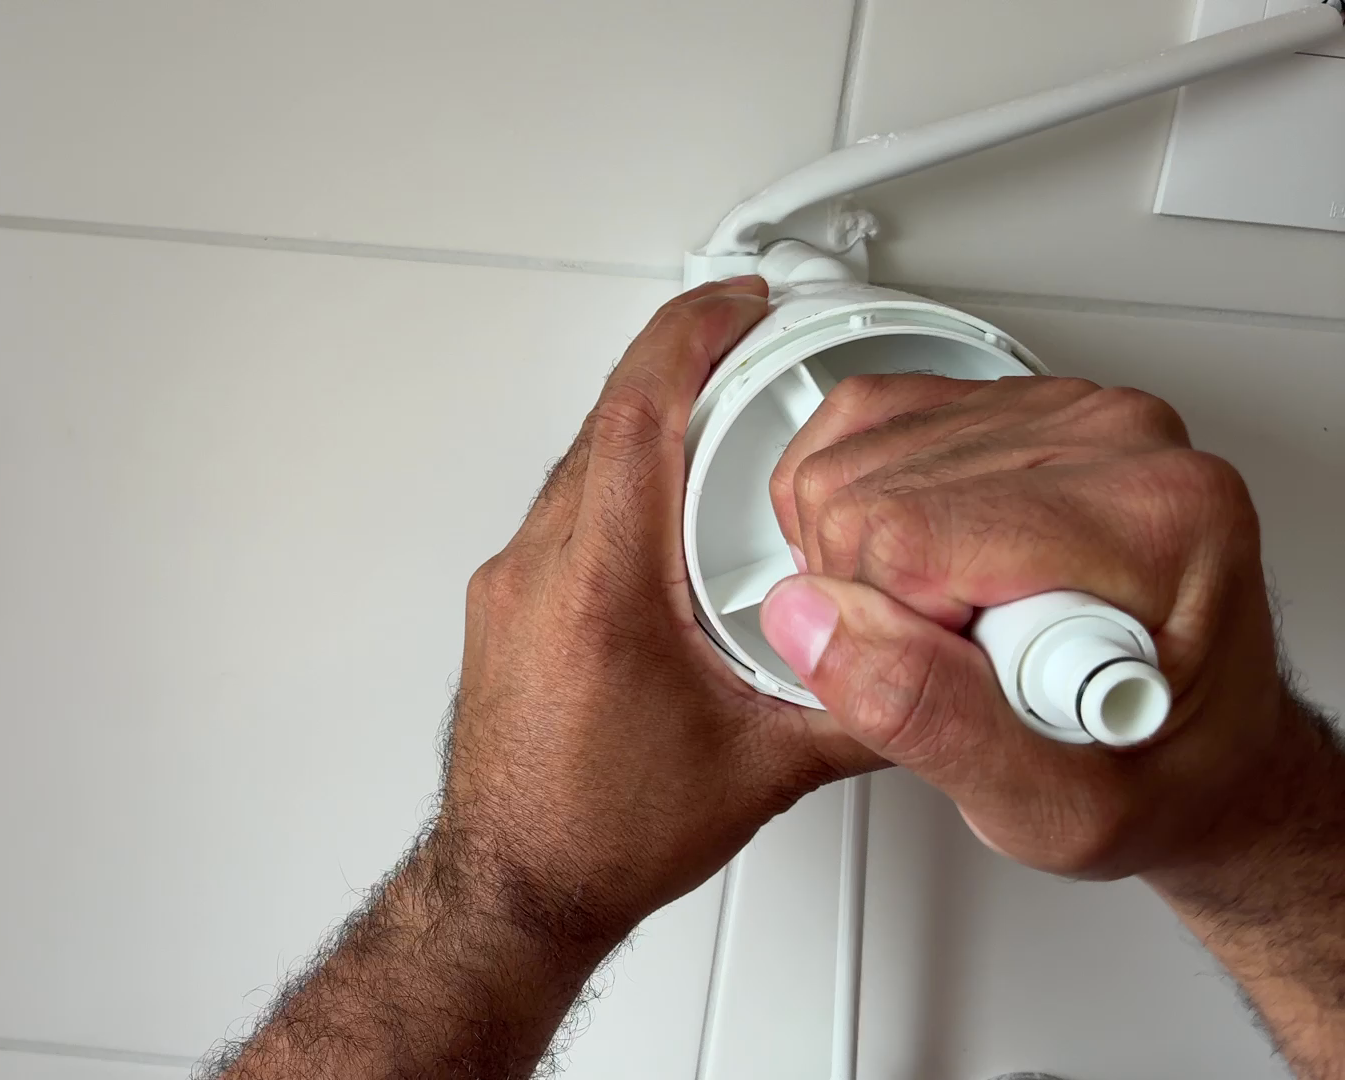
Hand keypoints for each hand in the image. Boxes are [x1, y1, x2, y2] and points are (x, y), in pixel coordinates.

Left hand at [437, 276, 876, 940]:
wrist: (517, 872)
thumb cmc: (599, 831)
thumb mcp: (758, 766)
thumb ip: (854, 703)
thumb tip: (916, 662)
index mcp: (598, 595)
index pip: (632, 419)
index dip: (683, 339)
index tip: (727, 302)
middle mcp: (535, 575)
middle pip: (601, 430)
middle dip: (671, 374)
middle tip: (733, 349)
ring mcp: (505, 585)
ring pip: (573, 469)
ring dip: (637, 433)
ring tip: (704, 427)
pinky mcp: (498, 604)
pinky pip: (554, 513)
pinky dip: (606, 487)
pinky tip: (649, 513)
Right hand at [757, 374, 1344, 1074]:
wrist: (1179, 736)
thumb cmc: (1126, 770)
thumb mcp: (1027, 798)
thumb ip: (913, 707)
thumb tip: (810, 619)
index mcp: (1133, 530)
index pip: (890, 532)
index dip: (856, 612)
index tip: (897, 658)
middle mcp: (1110, 447)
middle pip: (860, 485)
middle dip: (844, 572)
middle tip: (912, 636)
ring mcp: (1060, 415)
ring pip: (845, 444)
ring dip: (837, 532)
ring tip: (906, 594)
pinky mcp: (1008, 408)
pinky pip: (856, 418)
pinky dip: (837, 483)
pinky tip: (888, 542)